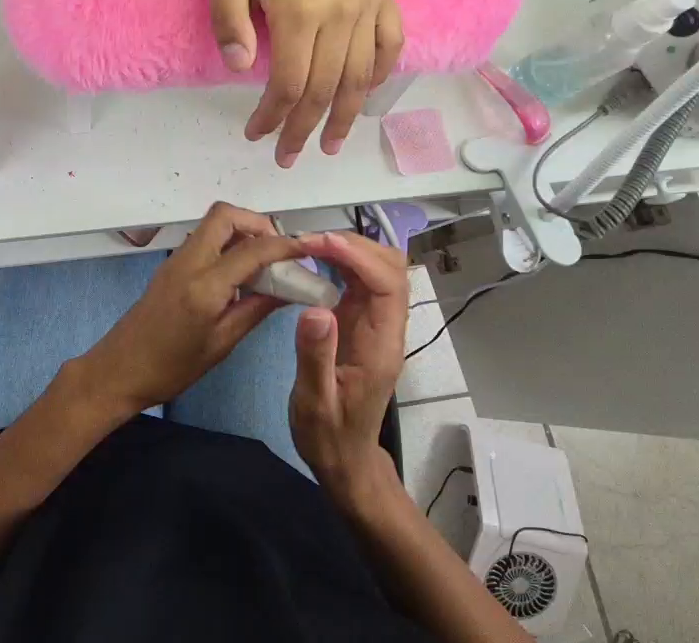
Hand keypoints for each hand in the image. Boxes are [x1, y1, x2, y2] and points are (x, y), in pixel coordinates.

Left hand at [68, 203, 307, 414]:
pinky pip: (203, 241)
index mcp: (204, 285)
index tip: (308, 249)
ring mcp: (175, 261)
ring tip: (265, 264)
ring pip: (212, 225)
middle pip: (224, 215)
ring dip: (241, 232)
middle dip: (258, 224)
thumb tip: (288, 289)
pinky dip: (226, 244)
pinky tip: (241, 274)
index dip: (285, 245)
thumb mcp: (222, 344)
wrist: (119, 370)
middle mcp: (188, 262)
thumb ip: (255, 310)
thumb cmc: (172, 367)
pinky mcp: (169, 267)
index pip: (252, 249)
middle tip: (279, 252)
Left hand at [212, 0, 403, 167]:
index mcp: (300, 9)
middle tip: (288, 156)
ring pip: (361, 76)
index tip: (256, 135)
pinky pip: (391, 45)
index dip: (274, 117)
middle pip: (327, 89)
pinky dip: (380, 75)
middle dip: (305, 129)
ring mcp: (368, 3)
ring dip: (347, 117)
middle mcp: (342, 11)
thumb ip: (229, 21)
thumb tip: (241, 68)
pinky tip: (363, 97)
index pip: (290, 83)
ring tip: (332, 145)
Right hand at [288, 232, 410, 509]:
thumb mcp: (314, 402)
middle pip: (391, 269)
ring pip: (378, 270)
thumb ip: (315, 357)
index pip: (387, 286)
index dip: (358, 256)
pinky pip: (359, 281)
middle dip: (355, 244)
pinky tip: (312, 259)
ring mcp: (374, 324)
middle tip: (308, 240)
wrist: (343, 458)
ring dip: (349, 249)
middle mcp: (385, 329)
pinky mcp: (359, 323)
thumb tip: (315, 310)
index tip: (319, 243)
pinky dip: (339, 261)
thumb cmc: (328, 435)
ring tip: (307, 244)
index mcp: (381, 347)